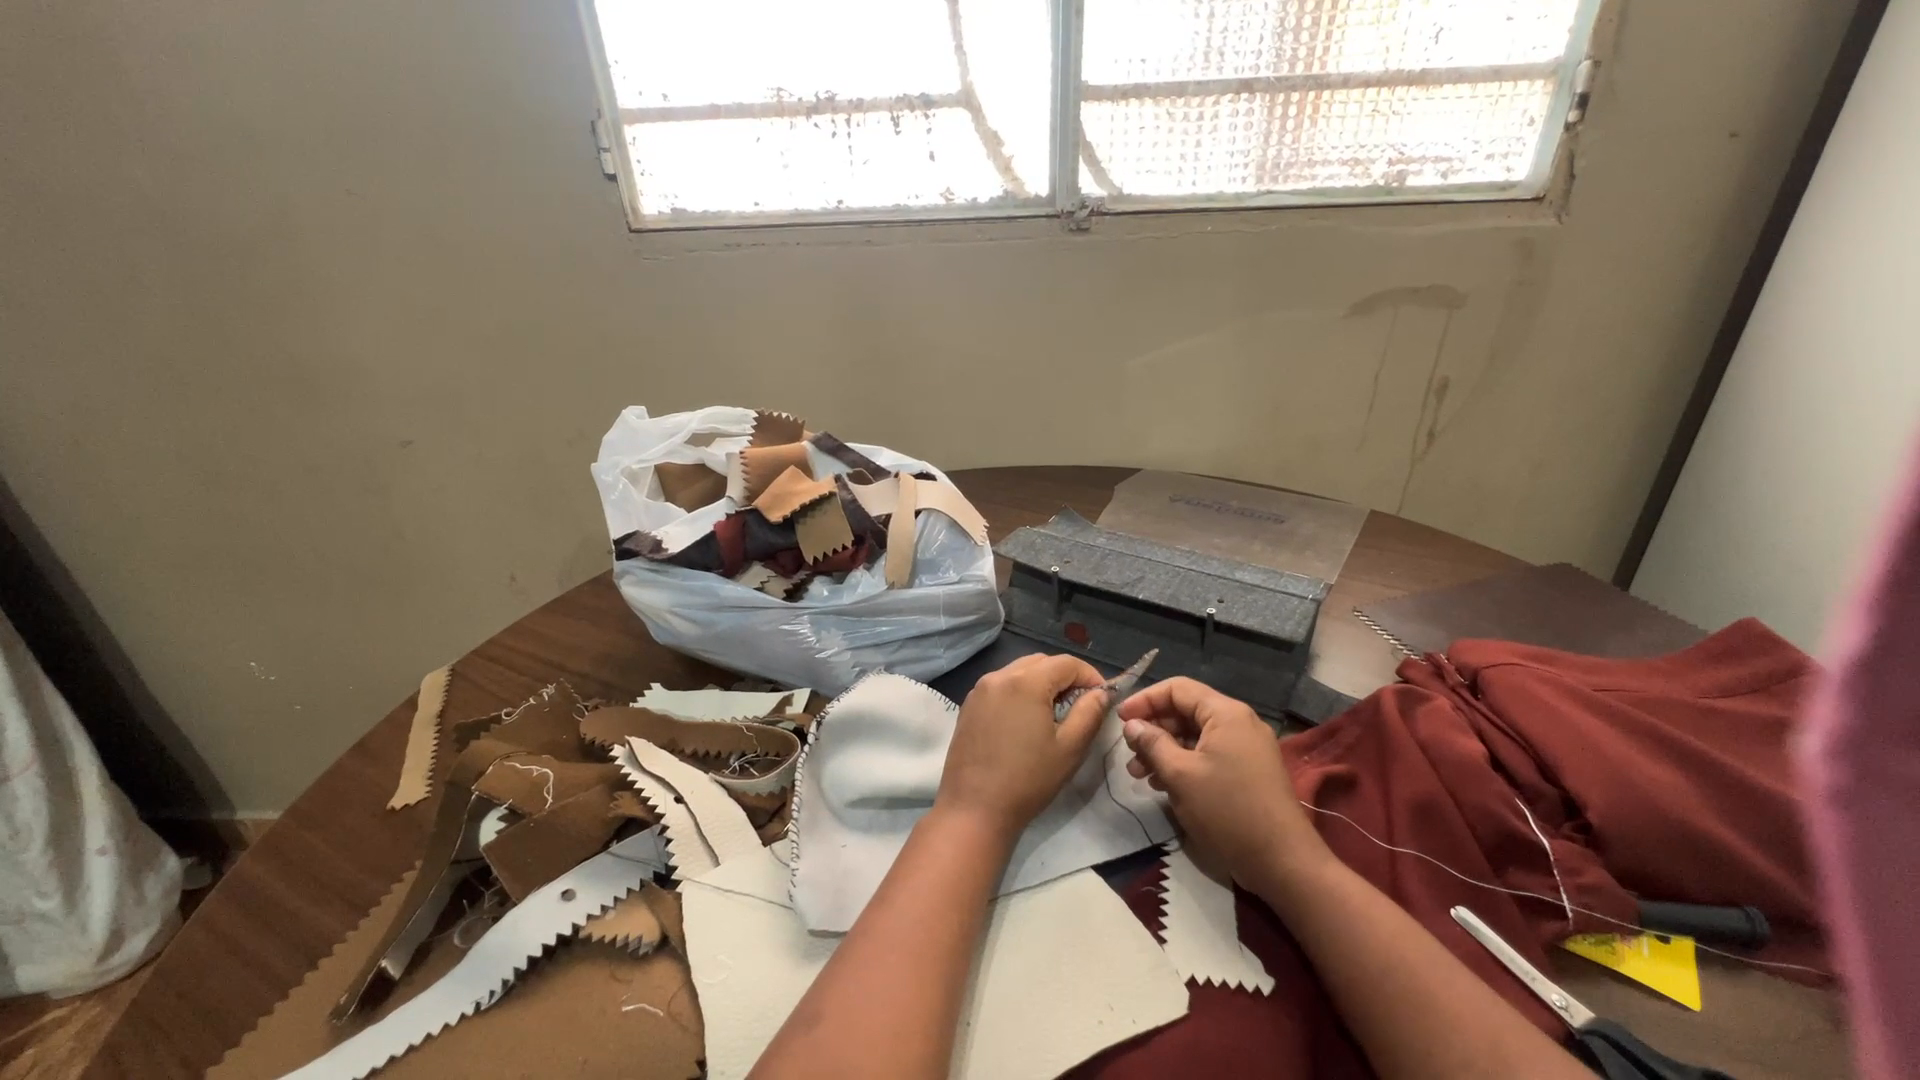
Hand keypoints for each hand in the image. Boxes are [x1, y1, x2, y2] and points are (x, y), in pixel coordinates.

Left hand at [934, 654, 1109, 839]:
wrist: (974, 809)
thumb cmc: (1028, 780)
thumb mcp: (1070, 748)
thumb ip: (1090, 713)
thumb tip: (1100, 693)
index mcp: (1025, 682)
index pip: (1066, 663)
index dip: (1089, 676)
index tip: (1102, 698)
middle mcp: (998, 677)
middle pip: (1041, 662)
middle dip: (1065, 677)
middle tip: (1080, 705)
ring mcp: (979, 690)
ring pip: (1019, 672)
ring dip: (1041, 683)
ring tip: (1055, 714)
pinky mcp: (968, 706)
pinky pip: (1001, 686)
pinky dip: (1019, 692)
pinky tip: (1026, 721)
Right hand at [1119, 678, 1333, 893]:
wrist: (1280, 860)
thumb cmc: (1226, 809)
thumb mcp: (1180, 775)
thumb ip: (1152, 744)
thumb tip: (1132, 725)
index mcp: (1226, 713)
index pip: (1177, 689)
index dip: (1145, 700)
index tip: (1119, 720)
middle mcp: (1238, 723)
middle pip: (1185, 711)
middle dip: (1153, 730)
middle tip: (1128, 755)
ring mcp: (1245, 748)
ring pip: (1194, 736)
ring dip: (1164, 750)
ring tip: (1139, 775)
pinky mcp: (1247, 772)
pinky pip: (1207, 755)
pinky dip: (1183, 764)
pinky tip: (1162, 784)